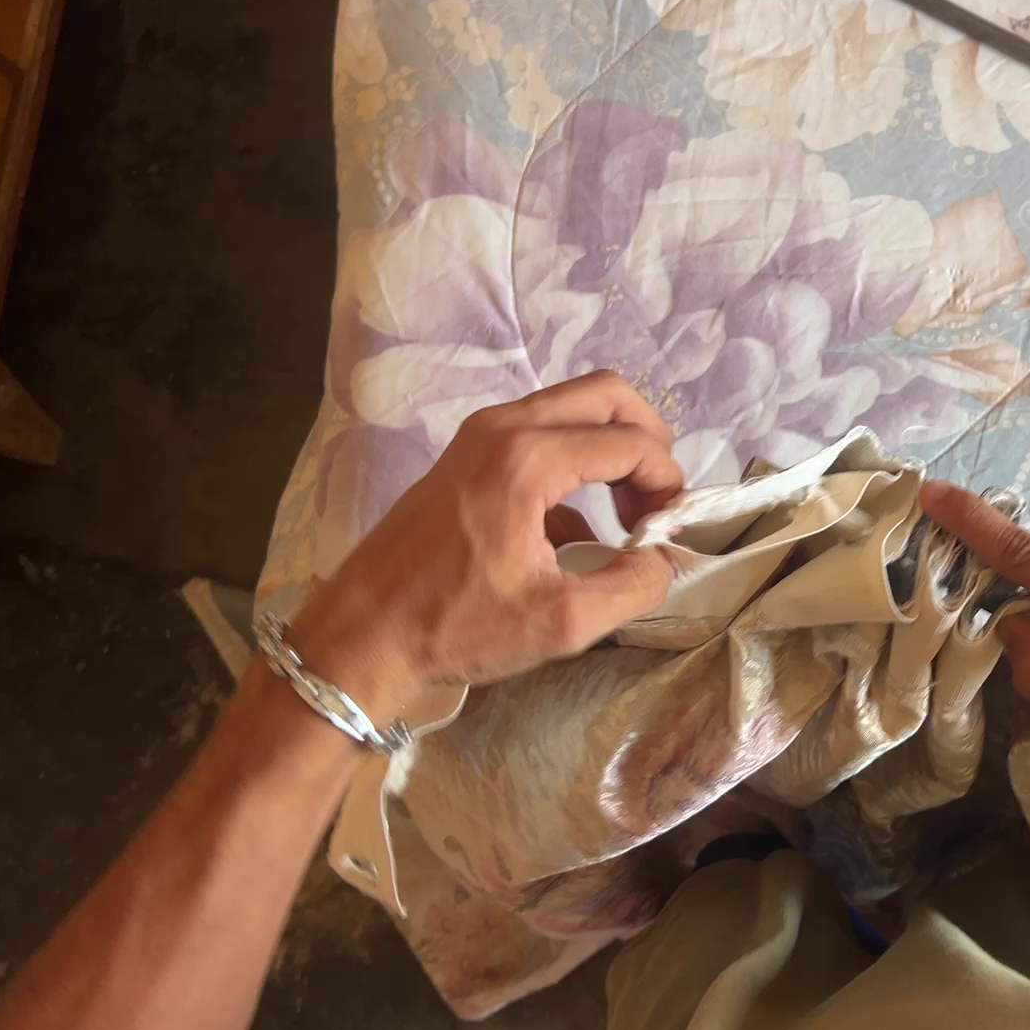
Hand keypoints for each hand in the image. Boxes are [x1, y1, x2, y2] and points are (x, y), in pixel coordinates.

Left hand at [288, 371, 683, 717]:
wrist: (360, 635)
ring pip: (577, 405)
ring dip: (616, 447)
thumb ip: (635, 586)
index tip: (669, 530)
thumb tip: (664, 559)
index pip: (632, 443)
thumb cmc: (456, 627)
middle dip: (650, 442)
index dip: (667, 483)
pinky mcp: (470, 452)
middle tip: (657, 500)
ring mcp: (482, 433)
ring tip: (627, 511)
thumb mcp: (563, 622)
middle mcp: (505, 427)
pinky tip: (577, 532)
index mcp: (528, 460)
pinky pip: (547, 431)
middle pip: (608, 395)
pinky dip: (582, 462)